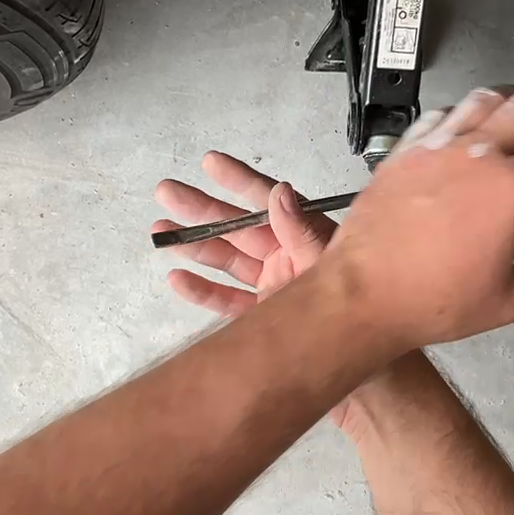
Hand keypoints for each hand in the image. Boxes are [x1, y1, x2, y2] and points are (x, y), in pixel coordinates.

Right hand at [153, 151, 336, 315]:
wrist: (353, 353)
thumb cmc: (351, 303)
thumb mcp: (328, 261)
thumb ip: (302, 231)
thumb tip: (278, 190)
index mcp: (302, 236)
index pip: (266, 201)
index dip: (238, 180)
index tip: (210, 162)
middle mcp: (283, 256)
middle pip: (236, 227)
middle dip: (201, 209)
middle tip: (165, 191)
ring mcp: (271, 286)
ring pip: (225, 261)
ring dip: (194, 245)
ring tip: (160, 230)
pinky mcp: (261, 317)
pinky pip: (226, 301)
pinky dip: (202, 291)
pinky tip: (176, 277)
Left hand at [319, 86, 513, 349]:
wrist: (362, 294)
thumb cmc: (434, 301)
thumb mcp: (509, 298)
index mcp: (512, 189)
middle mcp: (477, 156)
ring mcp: (436, 147)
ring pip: (483, 98)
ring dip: (510, 99)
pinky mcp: (404, 151)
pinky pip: (440, 113)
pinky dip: (463, 111)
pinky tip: (464, 125)